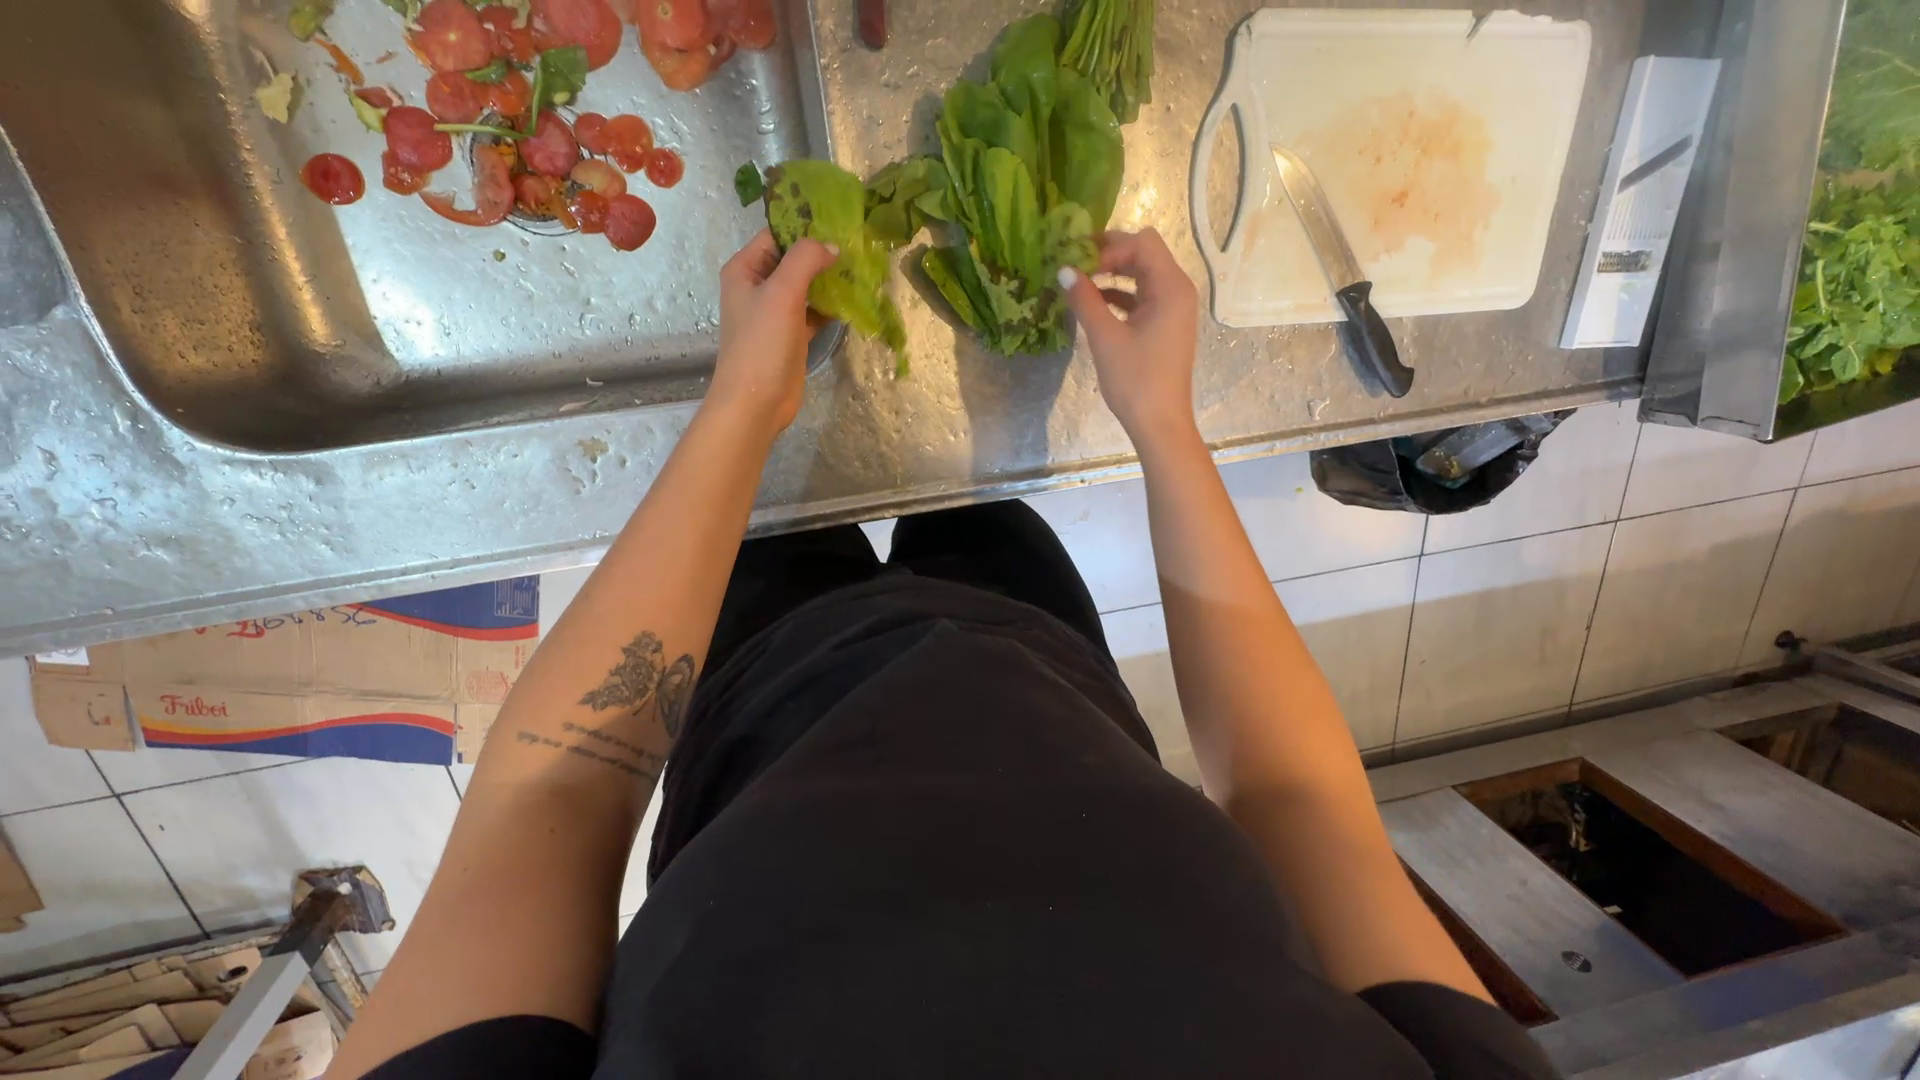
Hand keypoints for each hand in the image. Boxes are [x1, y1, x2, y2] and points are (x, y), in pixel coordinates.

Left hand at [708, 229, 837, 438]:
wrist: (756, 401)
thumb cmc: (762, 343)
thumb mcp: (782, 292)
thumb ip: (806, 260)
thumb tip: (832, 246)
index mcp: (745, 270)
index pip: (776, 235)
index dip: (804, 228)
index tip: (838, 225)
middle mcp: (758, 287)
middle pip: (793, 260)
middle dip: (822, 255)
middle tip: (857, 247)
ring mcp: (775, 313)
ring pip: (806, 287)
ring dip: (830, 280)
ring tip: (861, 270)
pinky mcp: (792, 335)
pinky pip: (814, 312)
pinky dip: (831, 306)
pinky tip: (854, 301)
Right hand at [1058, 229, 1201, 451]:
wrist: (1159, 423)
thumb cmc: (1136, 381)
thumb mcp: (1105, 337)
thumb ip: (1084, 299)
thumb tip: (1063, 270)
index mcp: (1171, 287)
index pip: (1142, 243)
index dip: (1108, 247)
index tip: (1078, 263)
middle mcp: (1177, 290)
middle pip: (1143, 254)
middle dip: (1108, 255)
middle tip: (1073, 265)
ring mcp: (1172, 308)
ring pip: (1141, 275)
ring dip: (1111, 274)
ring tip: (1078, 283)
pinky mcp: (1164, 325)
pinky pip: (1141, 297)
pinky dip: (1119, 295)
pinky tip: (1093, 304)